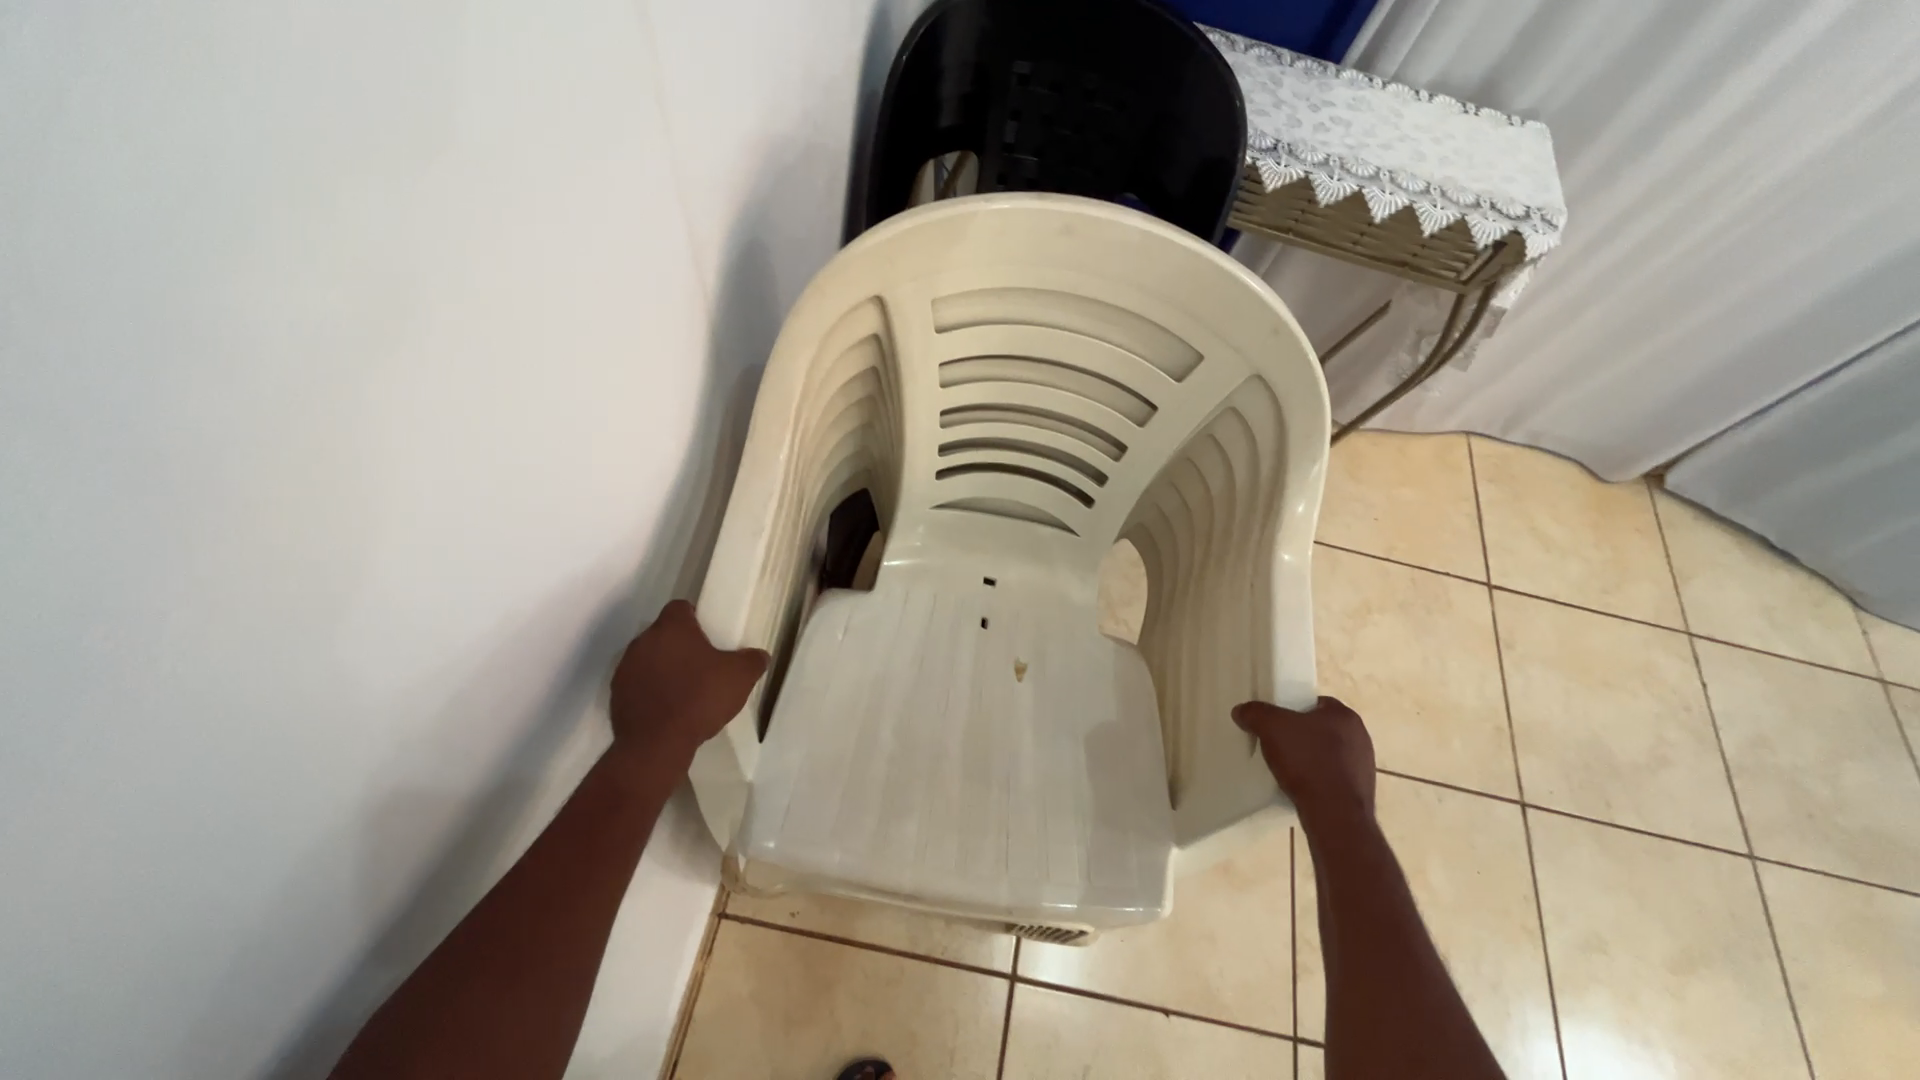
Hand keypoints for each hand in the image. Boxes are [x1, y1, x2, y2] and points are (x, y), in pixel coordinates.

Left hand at [608, 600, 768, 770]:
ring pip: (649, 658)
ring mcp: (626, 668)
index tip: (709, 634)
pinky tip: (667, 709)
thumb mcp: (740, 678)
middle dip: (680, 645)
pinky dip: (650, 690)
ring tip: (685, 690)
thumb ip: (752, 660)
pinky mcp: (616, 694)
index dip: (696, 617)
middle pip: (664, 633)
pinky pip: (637, 684)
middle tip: (702, 664)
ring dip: (663, 667)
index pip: (680, 607)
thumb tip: (758, 655)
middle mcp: (643, 641)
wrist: (656, 743)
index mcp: (672, 627)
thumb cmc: (699, 698)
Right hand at [1233, 696, 1375, 820]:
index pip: (1315, 703)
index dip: (1293, 709)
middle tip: (1277, 744)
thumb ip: (1255, 713)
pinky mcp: (1360, 791)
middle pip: (1321, 729)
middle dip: (1300, 736)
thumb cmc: (1307, 761)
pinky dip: (1317, 780)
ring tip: (1286, 769)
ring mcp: (1363, 766)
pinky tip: (1301, 787)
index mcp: (1345, 716)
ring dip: (1309, 759)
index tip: (1276, 722)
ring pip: (1328, 754)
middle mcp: (1360, 737)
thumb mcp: (1271, 728)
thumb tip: (1242, 710)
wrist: (1334, 814)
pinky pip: (1332, 778)